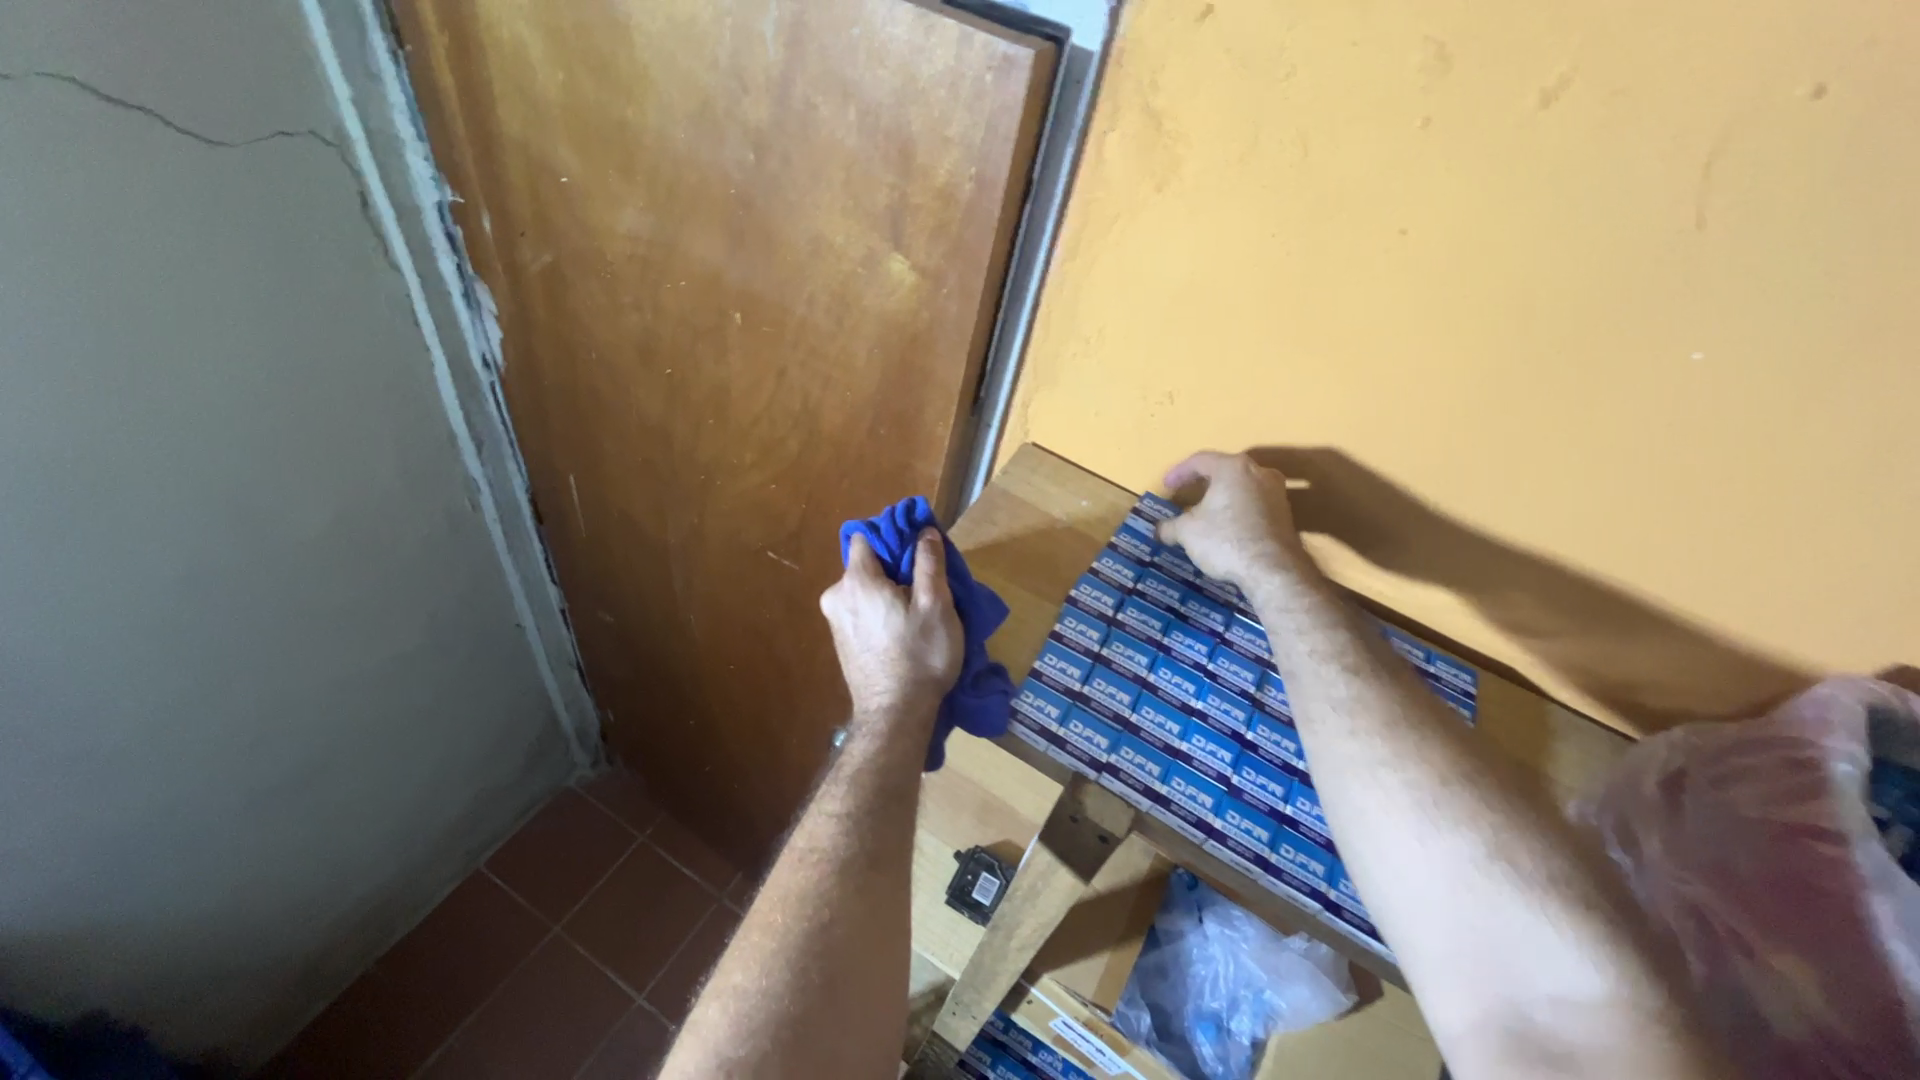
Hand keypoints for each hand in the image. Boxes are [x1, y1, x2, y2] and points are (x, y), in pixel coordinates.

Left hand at [820, 530, 963, 719]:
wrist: (895, 714)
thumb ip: (929, 563)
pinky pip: (861, 612)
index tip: (918, 553)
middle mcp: (836, 596)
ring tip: (917, 613)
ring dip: (888, 593)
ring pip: (864, 590)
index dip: (893, 538)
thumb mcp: (936, 605)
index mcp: (856, 580)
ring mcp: (835, 621)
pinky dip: (879, 613)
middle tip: (926, 587)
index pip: (866, 537)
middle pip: (866, 565)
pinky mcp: (840, 642)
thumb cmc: (920, 656)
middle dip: (894, 569)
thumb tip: (924, 532)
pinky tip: (902, 632)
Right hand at [1158, 451, 1311, 587]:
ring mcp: (1277, 493)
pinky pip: (1254, 505)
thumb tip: (1159, 530)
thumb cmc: (1225, 540)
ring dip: (1222, 498)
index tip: (1166, 487)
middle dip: (1202, 484)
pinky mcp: (1286, 514)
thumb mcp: (1187, 532)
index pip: (1200, 460)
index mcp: (1233, 468)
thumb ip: (1169, 526)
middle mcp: (1259, 473)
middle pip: (1224, 471)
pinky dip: (1237, 512)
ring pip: (1242, 488)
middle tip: (1185, 496)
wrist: (1273, 569)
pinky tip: (1227, 529)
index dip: (1179, 472)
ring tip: (1205, 515)